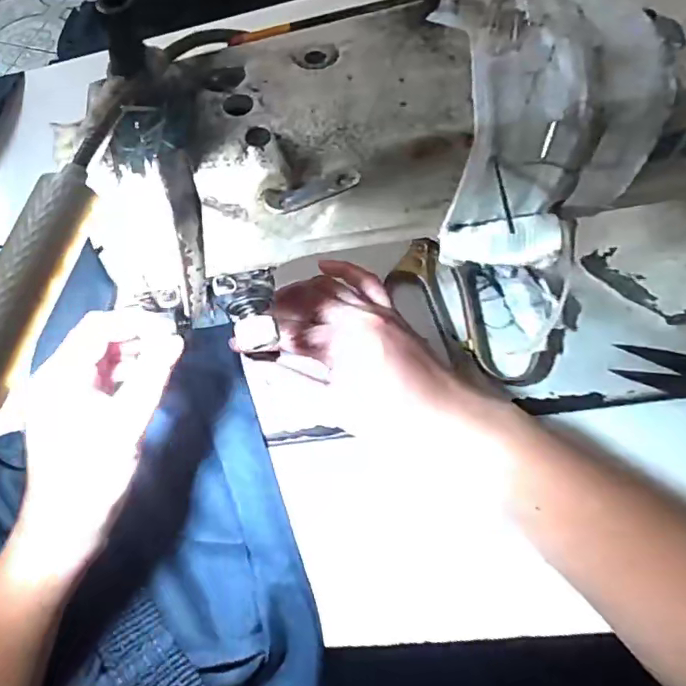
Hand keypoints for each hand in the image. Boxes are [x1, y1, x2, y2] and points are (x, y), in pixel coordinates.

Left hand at [10, 310, 182, 578]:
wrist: (60, 530)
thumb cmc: (92, 478)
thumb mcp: (128, 425)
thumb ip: (152, 377)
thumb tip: (174, 341)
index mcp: (58, 375)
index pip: (96, 326)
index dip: (134, 321)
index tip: (169, 331)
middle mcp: (51, 378)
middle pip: (93, 340)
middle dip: (131, 336)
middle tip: (169, 345)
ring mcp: (55, 396)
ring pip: (93, 361)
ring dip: (126, 356)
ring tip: (162, 363)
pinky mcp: (63, 413)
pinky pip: (91, 382)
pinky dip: (116, 377)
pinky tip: (142, 384)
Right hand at [240, 260, 487, 440]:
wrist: (444, 419)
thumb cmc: (390, 418)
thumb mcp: (331, 405)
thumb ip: (291, 381)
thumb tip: (261, 366)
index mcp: (338, 342)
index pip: (285, 332)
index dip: (259, 337)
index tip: (240, 344)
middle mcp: (356, 318)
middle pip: (301, 305)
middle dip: (271, 314)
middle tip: (252, 325)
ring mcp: (375, 312)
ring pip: (326, 289)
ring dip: (297, 292)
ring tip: (275, 303)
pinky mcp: (389, 313)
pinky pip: (364, 282)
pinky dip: (342, 270)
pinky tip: (322, 267)